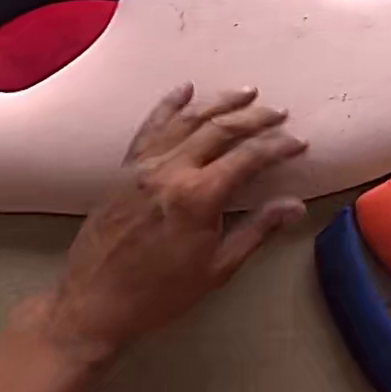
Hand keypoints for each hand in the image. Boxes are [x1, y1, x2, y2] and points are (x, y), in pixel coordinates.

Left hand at [32, 84, 307, 363]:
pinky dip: (169, 105)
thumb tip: (296, 205)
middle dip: (255, 117)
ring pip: (188, 120)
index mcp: (198, 197)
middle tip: (278, 112)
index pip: (248, 157)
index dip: (277, 146)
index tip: (297, 142)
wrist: (93, 303)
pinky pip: (151, 127)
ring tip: (245, 92)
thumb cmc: (160, 293)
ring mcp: (145, 165)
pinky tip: (185, 89)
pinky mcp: (125, 168)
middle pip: (221, 129)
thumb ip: (258, 229)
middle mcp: (172, 171)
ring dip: (219, 102)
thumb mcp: (218, 268)